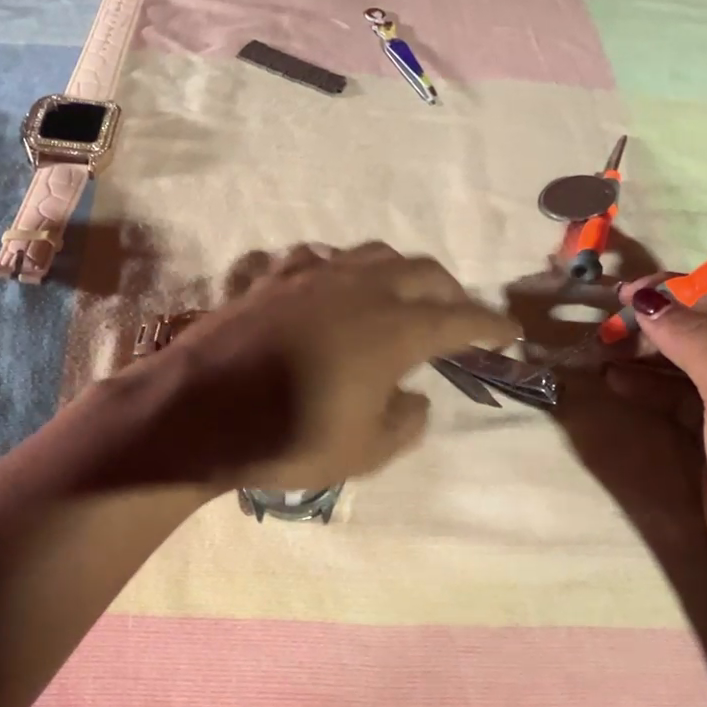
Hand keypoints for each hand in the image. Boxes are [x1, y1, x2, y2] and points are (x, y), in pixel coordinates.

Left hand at [124, 243, 517, 490]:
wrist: (197, 413)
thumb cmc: (289, 439)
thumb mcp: (364, 452)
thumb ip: (405, 423)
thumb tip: (415, 399)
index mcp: (394, 329)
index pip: (459, 319)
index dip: (490, 325)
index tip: (510, 332)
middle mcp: (359, 288)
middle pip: (422, 272)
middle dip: (450, 290)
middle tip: (459, 313)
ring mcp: (310, 275)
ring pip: (371, 254)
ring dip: (399, 271)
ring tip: (404, 291)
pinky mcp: (270, 278)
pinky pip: (316, 258)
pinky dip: (339, 268)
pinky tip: (333, 282)